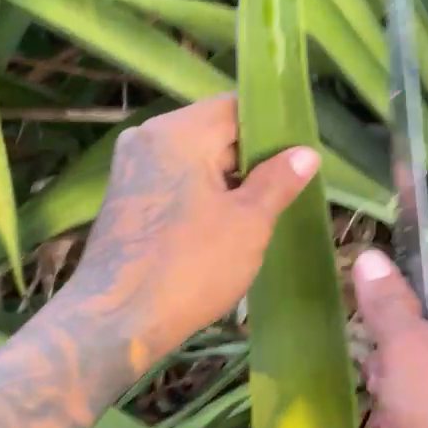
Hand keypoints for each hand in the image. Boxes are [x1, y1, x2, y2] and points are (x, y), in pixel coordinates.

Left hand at [65, 95, 317, 360]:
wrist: (120, 320)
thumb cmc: (193, 266)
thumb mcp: (250, 223)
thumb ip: (279, 181)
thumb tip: (307, 153)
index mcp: (178, 133)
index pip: (236, 108)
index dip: (273, 129)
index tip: (301, 159)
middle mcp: (148, 138)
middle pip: (216, 131)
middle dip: (253, 160)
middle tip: (288, 193)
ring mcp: (133, 168)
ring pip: (198, 160)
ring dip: (231, 182)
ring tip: (261, 215)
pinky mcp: (129, 197)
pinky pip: (179, 181)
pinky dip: (206, 195)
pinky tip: (227, 228)